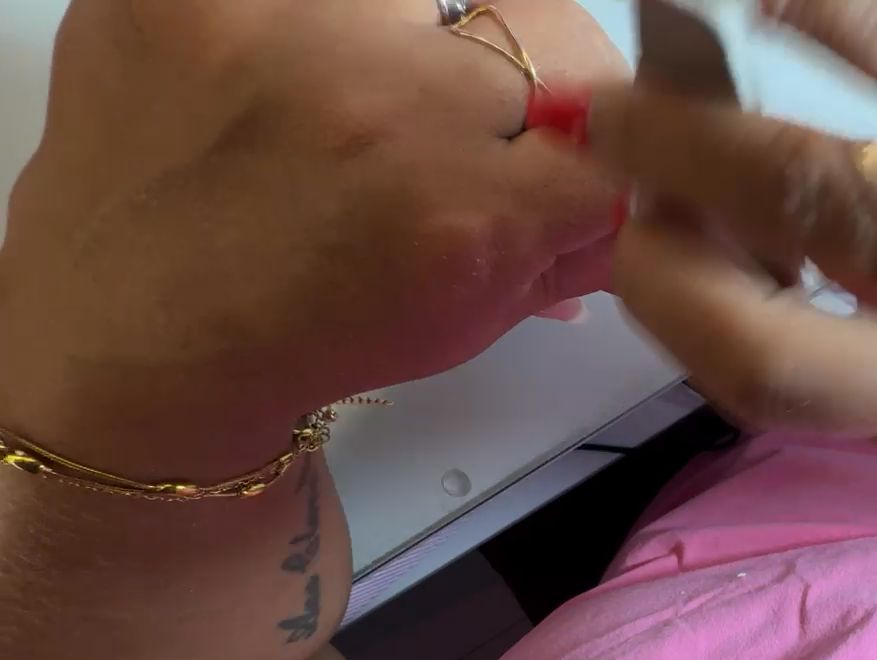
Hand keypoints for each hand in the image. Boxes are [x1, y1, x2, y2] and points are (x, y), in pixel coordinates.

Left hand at [0, 0, 627, 460]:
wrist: (155, 323)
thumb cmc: (335, 331)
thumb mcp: (487, 313)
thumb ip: (578, 249)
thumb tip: (640, 201)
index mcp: (471, 209)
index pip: (618, 139)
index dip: (625, 154)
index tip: (601, 165)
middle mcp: (388, 103)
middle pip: (555, 26)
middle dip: (561, 79)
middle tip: (515, 118)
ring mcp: (276, 21)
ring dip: (448, 34)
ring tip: (400, 84)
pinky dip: (343, 25)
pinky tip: (320, 69)